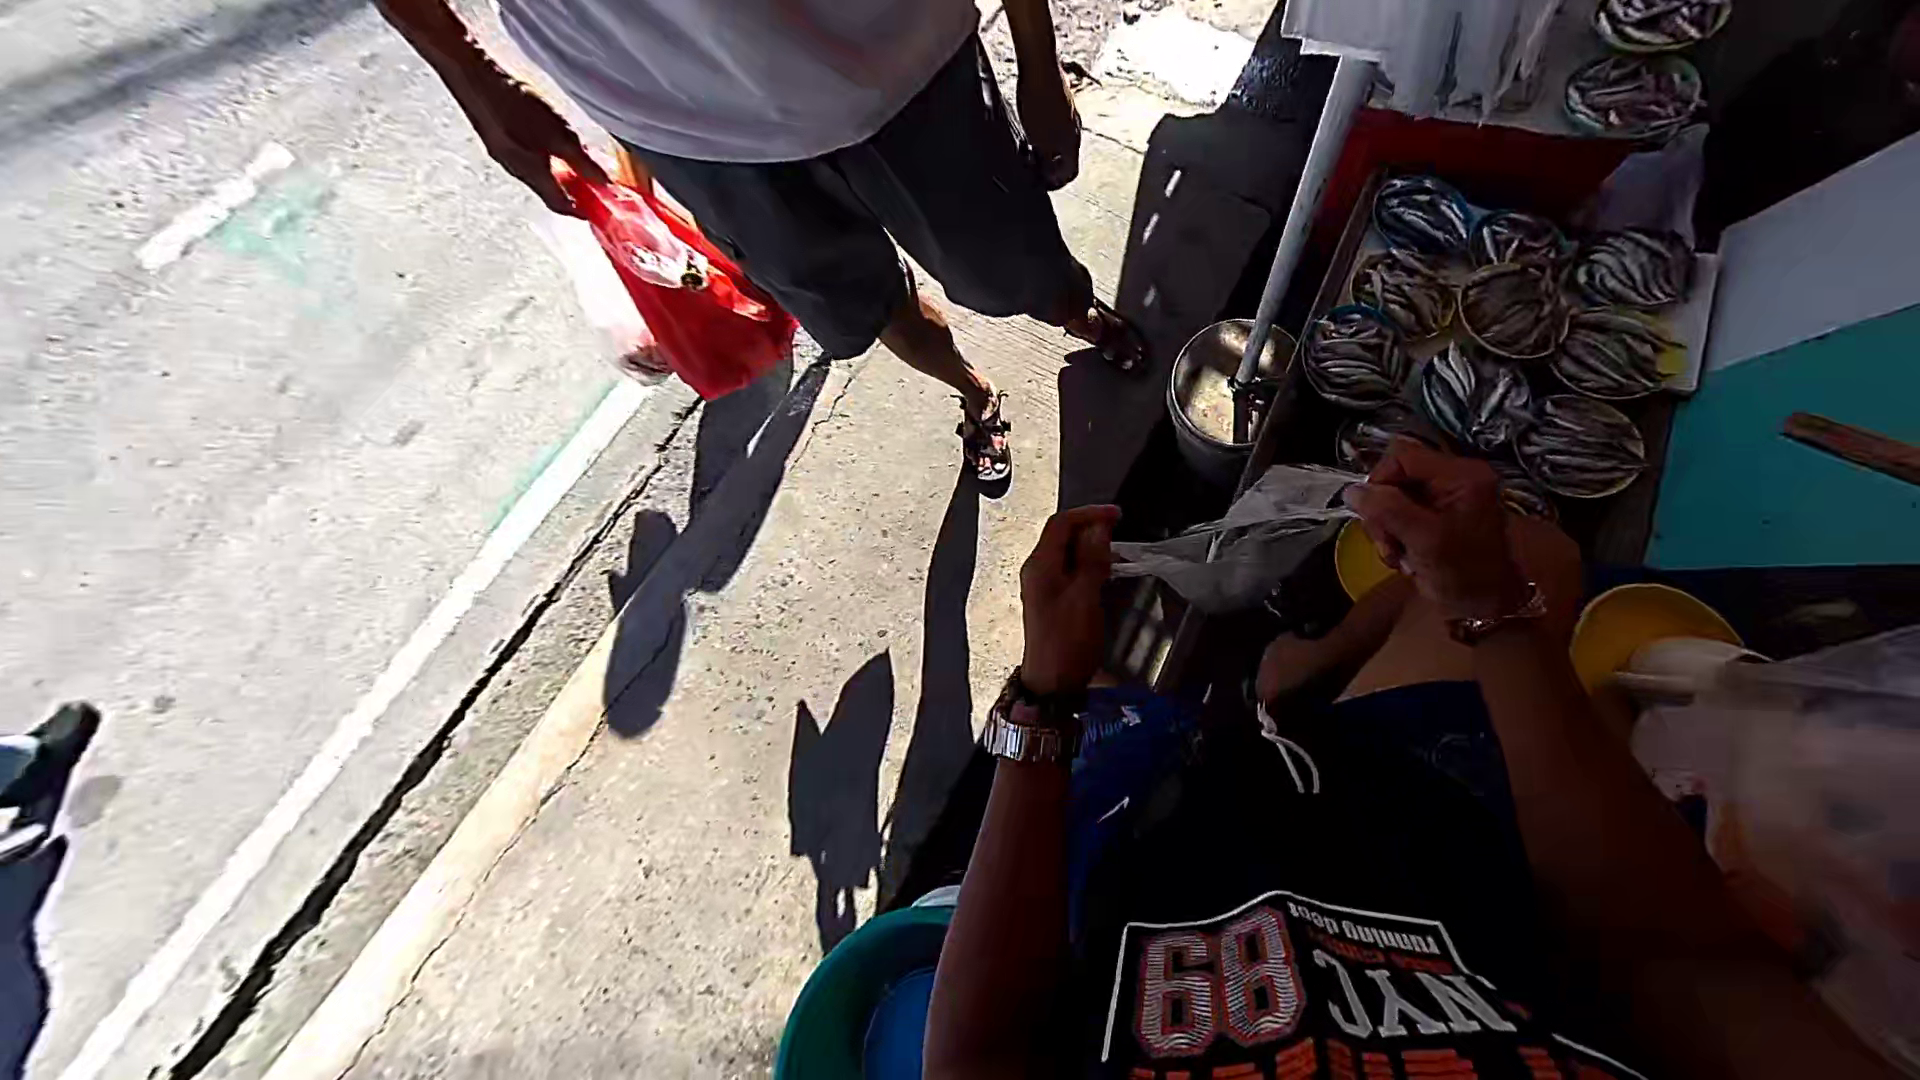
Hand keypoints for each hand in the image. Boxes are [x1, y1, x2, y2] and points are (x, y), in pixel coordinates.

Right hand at [451, 62, 607, 215]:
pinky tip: (545, 146)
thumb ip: (585, 165)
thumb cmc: (514, 101)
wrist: (468, 68)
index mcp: (533, 174)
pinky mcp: (492, 136)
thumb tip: (606, 186)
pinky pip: (522, 158)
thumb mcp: (562, 136)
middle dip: (569, 193)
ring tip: (571, 168)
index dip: (579, 212)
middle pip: (547, 192)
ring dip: (555, 177)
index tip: (593, 213)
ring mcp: (500, 152)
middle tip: (586, 189)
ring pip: (534, 175)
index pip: (560, 206)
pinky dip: (540, 161)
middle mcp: (515, 169)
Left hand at [1017, 62, 1080, 189]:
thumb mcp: (1040, 141)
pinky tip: (1031, 133)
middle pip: (1066, 158)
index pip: (1071, 172)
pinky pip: (1055, 127)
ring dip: (1046, 152)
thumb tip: (1048, 174)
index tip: (1042, 184)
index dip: (1057, 183)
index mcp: (1072, 141)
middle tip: (1033, 171)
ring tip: (1029, 153)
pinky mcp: (1061, 101)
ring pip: (1060, 142)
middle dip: (1050, 168)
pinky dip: (1045, 137)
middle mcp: (1075, 128)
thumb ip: (1046, 161)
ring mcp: (1069, 113)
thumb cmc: (1038, 102)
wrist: (1039, 63)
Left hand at [1019, 504, 1118, 693]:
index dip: (1089, 513)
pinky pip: (1068, 568)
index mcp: (1040, 565)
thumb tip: (1098, 527)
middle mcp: (1037, 570)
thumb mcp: (1084, 597)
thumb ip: (1091, 560)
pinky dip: (1087, 562)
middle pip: (1061, 535)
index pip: (1060, 524)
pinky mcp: (1052, 598)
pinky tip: (1105, 570)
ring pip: (1066, 552)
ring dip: (1090, 545)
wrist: (1053, 682)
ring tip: (1116, 549)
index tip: (1117, 515)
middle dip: (1089, 527)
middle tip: (1119, 531)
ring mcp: (1043, 584)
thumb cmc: (1068, 641)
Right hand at [1343, 439, 1529, 619]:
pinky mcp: (1432, 515)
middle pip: (1392, 477)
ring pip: (1388, 497)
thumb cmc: (1463, 571)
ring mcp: (1441, 498)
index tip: (1376, 511)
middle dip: (1382, 510)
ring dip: (1383, 527)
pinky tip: (1401, 554)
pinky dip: (1390, 535)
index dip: (1380, 480)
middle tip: (1388, 541)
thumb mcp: (1424, 538)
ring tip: (1397, 552)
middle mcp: (1452, 479)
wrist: (1484, 605)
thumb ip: (1387, 509)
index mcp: (1461, 476)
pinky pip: (1394, 513)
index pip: (1402, 455)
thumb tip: (1351, 491)